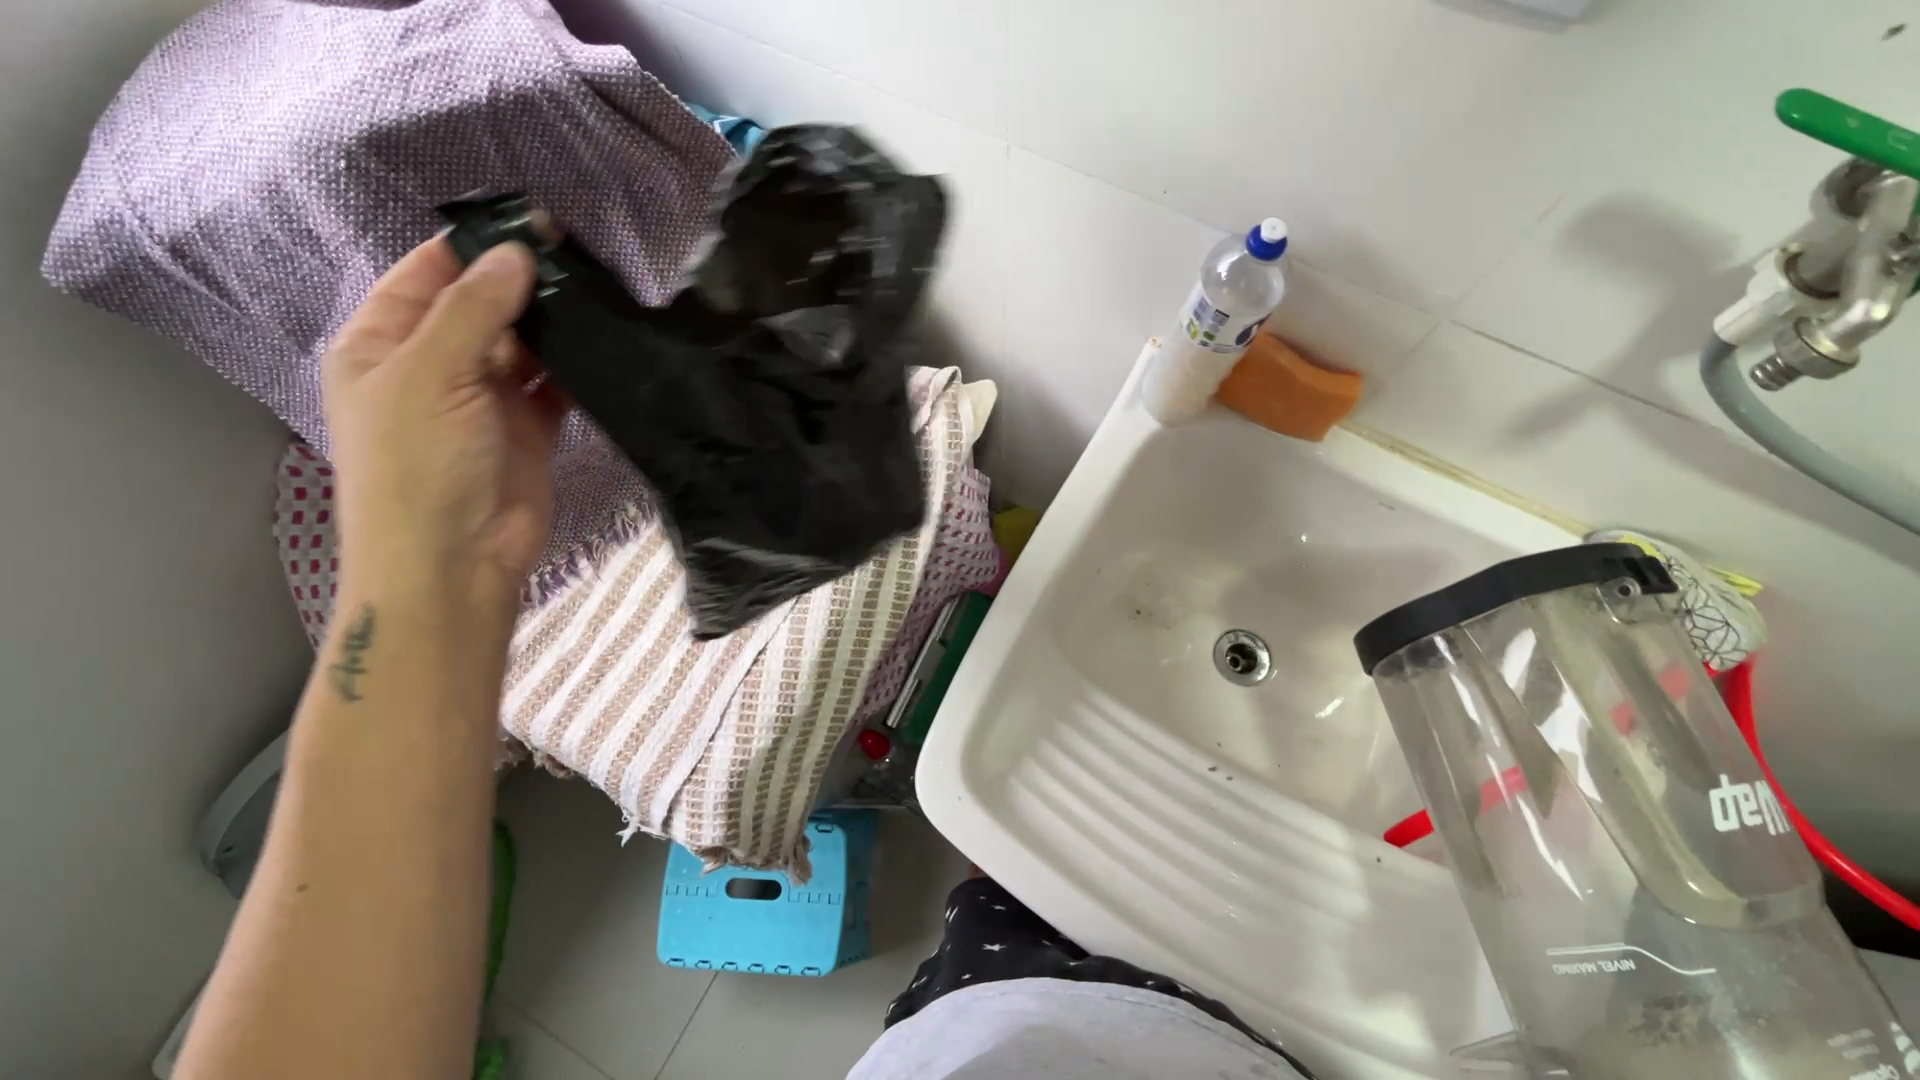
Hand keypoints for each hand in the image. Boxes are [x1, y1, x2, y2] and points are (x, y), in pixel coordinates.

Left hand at [321, 237, 567, 622]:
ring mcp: (483, 399)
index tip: (534, 226)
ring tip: (600, 293)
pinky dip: (575, 367)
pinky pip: (553, 385)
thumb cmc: (419, 464)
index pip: (427, 275)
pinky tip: (604, 344)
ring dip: (553, 324)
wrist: (455, 560)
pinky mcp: (528, 430)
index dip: (476, 248)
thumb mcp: (430, 373)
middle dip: (523, 283)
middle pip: (480, 306)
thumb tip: (518, 253)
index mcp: (383, 344)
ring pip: (522, 344)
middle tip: (582, 257)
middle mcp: (431, 365)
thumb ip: (475, 309)